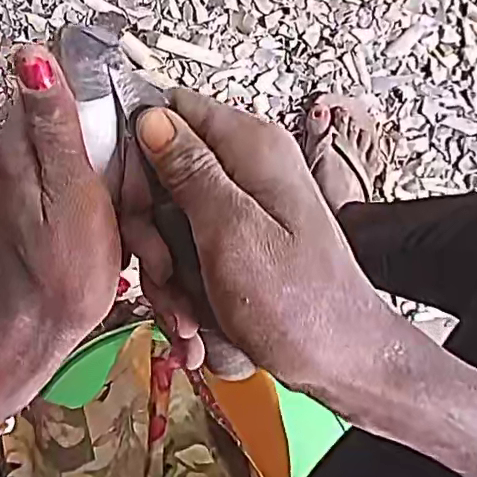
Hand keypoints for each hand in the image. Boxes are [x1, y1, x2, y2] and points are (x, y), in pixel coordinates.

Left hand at [0, 45, 122, 435]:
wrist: (42, 326)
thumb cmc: (57, 271)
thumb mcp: (68, 190)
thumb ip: (55, 124)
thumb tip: (32, 56)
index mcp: (23, 143)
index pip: (65, 80)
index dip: (107, 101)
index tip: (124, 142)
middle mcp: (26, 154)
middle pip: (90, 118)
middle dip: (120, 153)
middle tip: (123, 194)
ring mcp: (43, 177)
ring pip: (102, 153)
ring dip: (122, 184)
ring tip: (122, 219)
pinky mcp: (59, 198)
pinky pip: (100, 182)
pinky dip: (116, 203)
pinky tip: (118, 229)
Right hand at [122, 90, 432, 422]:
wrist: (340, 363)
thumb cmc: (301, 308)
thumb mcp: (232, 233)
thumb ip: (189, 172)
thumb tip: (151, 119)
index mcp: (252, 148)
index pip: (168, 112)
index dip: (138, 155)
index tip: (136, 205)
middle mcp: (246, 168)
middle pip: (159, 174)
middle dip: (151, 230)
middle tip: (163, 268)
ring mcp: (239, 205)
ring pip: (166, 219)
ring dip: (164, 270)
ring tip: (187, 308)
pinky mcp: (234, 237)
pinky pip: (183, 248)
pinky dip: (181, 285)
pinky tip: (194, 317)